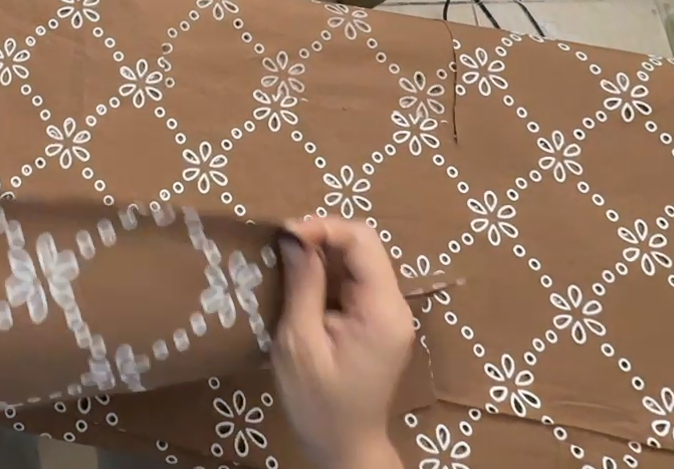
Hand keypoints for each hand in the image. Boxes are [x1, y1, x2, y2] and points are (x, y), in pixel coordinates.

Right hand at [271, 217, 413, 468]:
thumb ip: (302, 283)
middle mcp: (393, 305)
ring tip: (285, 256)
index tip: (283, 234)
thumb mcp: (300, 340)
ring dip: (320, 249)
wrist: (343, 448)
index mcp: (382, 311)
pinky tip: (299, 276)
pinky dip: (324, 267)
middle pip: (363, 244)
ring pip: (356, 257)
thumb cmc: (318, 400)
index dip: (322, 227)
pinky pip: (351, 276)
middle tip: (281, 243)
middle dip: (321, 234)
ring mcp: (385, 312)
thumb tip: (292, 234)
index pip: (362, 241)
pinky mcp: (373, 319)